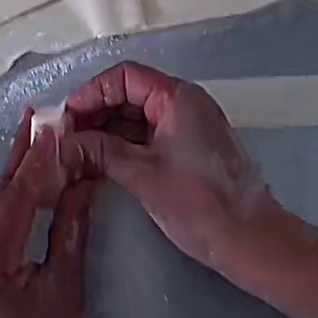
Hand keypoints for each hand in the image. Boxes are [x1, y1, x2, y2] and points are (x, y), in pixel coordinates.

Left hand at [0, 108, 95, 317]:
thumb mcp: (65, 290)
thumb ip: (70, 229)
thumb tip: (81, 181)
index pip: (15, 198)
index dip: (35, 160)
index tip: (51, 127)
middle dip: (21, 156)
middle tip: (36, 116)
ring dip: (15, 174)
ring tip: (34, 137)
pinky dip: (8, 198)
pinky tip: (23, 179)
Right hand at [61, 61, 277, 271]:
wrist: (252, 242)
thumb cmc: (200, 203)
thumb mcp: (142, 174)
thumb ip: (101, 151)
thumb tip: (65, 143)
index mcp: (177, 96)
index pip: (125, 76)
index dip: (92, 91)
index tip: (68, 115)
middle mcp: (183, 102)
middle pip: (130, 92)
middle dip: (96, 111)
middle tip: (68, 135)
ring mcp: (187, 124)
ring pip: (137, 114)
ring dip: (107, 129)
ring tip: (78, 150)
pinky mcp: (188, 147)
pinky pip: (149, 133)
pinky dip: (124, 143)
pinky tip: (101, 159)